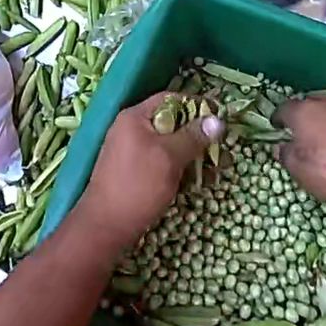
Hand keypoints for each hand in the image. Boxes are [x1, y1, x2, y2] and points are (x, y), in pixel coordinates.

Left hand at [75, 92, 220, 255]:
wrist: (105, 227)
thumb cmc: (138, 186)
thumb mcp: (170, 157)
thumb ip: (193, 136)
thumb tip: (218, 120)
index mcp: (135, 117)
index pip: (170, 99)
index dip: (196, 104)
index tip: (218, 117)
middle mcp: (130, 129)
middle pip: (170, 121)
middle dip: (196, 133)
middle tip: (219, 146)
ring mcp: (130, 150)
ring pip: (168, 144)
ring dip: (190, 153)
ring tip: (213, 167)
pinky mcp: (133, 170)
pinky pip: (161, 160)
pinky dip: (178, 167)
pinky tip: (195, 181)